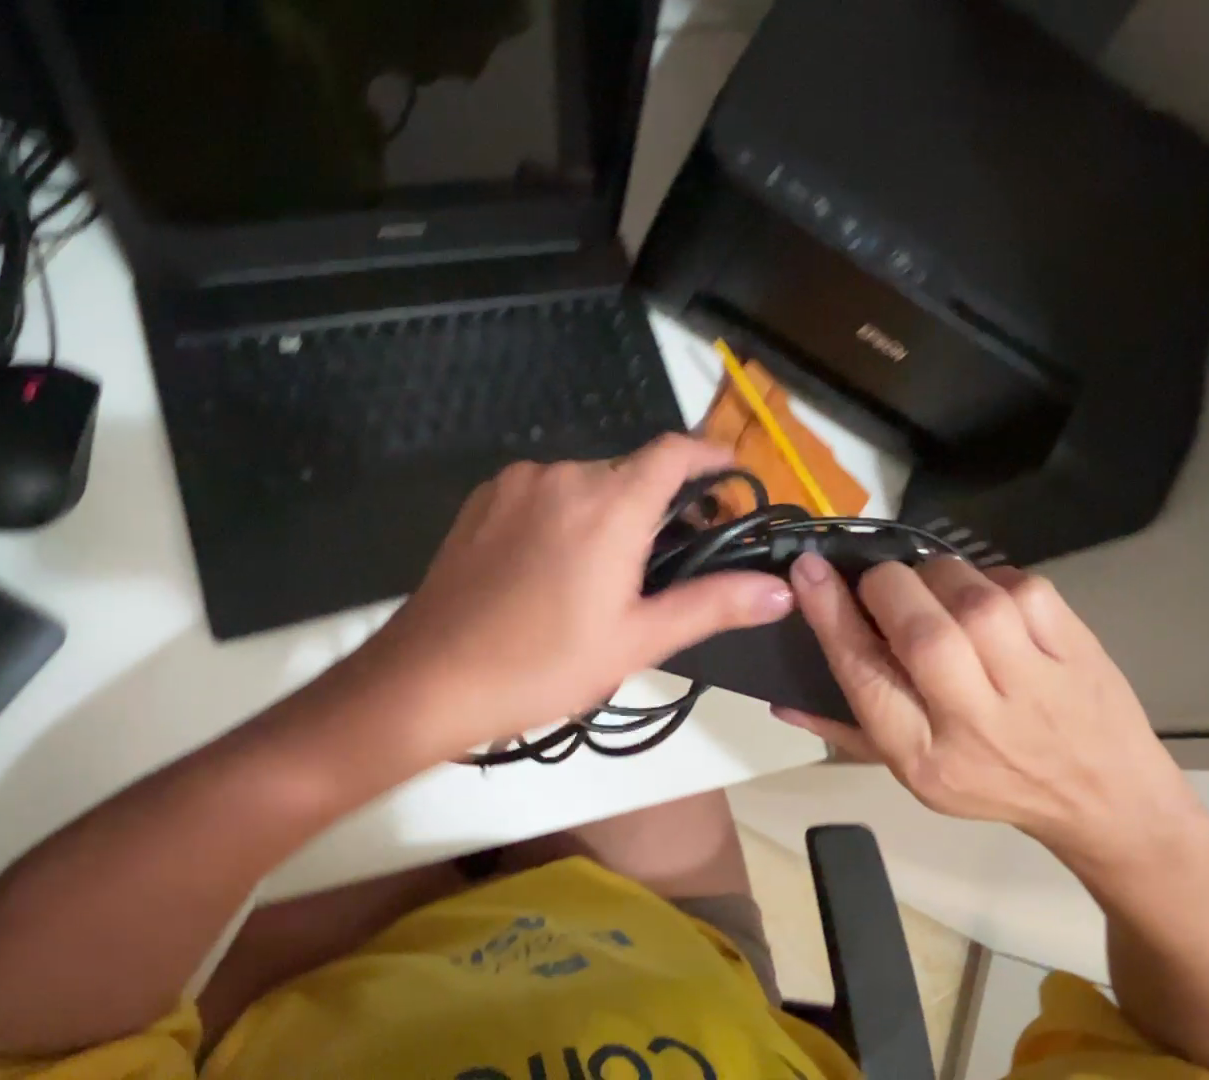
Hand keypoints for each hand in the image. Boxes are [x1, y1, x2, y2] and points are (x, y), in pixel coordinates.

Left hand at [355, 435, 795, 758]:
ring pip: (585, 485)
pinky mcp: (481, 501)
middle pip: (631, 472)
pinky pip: (542, 495)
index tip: (731, 478)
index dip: (711, 456)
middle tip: (672, 560)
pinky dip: (565, 517)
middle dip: (661, 503)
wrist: (427, 679)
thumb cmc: (541, 664)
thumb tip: (781, 590)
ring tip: (609, 574)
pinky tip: (555, 568)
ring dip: (609, 513)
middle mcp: (563, 475)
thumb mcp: (636, 640)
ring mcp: (515, 485)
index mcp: (609, 503)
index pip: (675, 451)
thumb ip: (712, 604)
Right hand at [778, 553, 1205, 866]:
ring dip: (937, 579)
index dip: (831, 614)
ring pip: (968, 594)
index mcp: (925, 755)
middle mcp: (978, 720)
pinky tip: (987, 605)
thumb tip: (777, 697)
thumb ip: (844, 730)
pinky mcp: (1077, 644)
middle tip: (881, 585)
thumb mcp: (911, 773)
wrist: (1107, 798)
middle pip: (919, 628)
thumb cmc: (992, 782)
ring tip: (937, 598)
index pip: (864, 673)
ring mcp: (1035, 680)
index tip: (808, 571)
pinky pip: (1016, 582)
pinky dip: (988, 580)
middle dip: (885, 586)